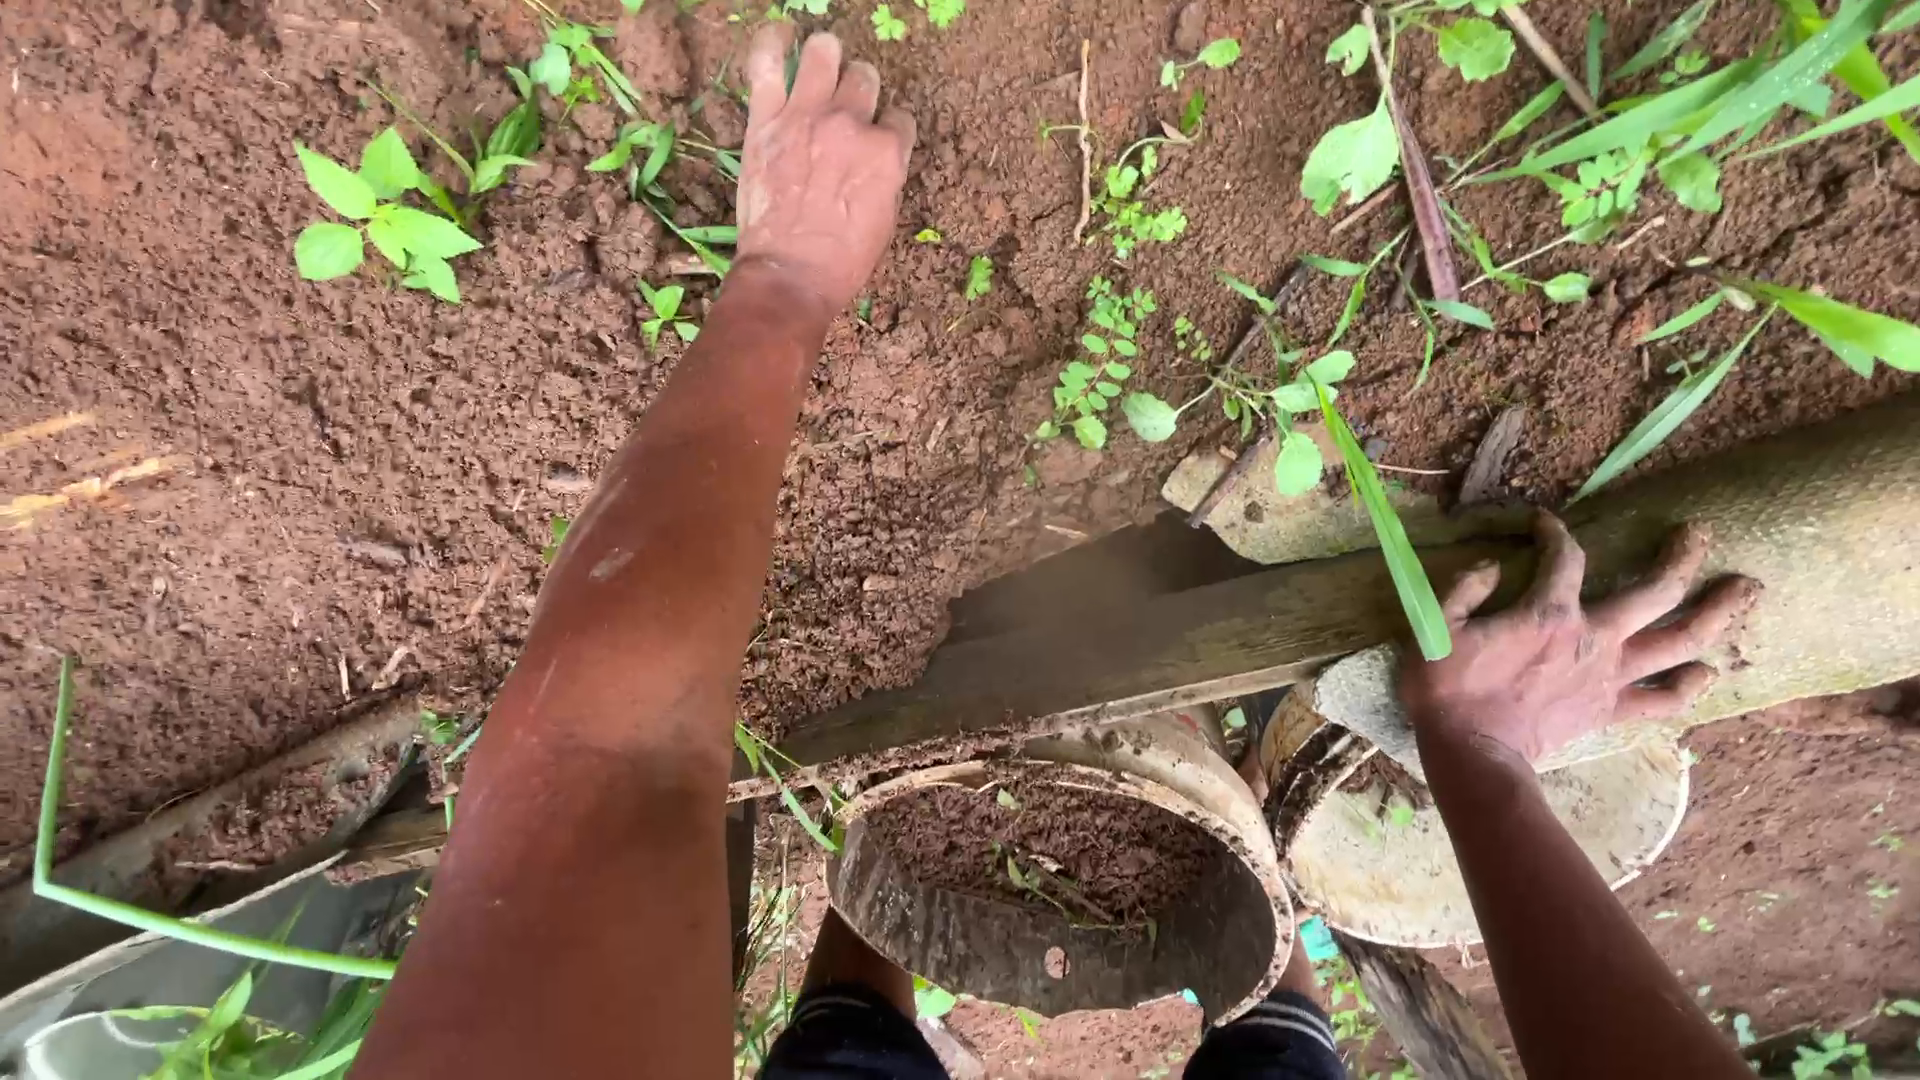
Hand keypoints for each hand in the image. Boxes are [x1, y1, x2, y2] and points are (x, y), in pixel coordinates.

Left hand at [736, 26, 916, 319]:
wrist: (792, 275)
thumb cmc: (843, 263)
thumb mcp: (884, 224)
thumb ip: (886, 179)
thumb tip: (880, 158)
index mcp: (887, 154)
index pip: (900, 119)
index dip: (890, 131)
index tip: (878, 144)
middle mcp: (852, 124)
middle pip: (865, 80)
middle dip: (861, 93)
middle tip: (848, 111)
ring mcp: (807, 115)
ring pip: (825, 53)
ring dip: (827, 59)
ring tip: (821, 68)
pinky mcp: (767, 118)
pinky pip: (768, 59)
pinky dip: (774, 42)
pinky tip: (782, 38)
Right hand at [1398, 512, 1760, 764]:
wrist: (1470, 750)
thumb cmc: (1445, 687)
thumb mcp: (1436, 627)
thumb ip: (1464, 589)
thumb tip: (1491, 565)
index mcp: (1547, 615)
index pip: (1563, 559)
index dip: (1554, 533)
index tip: (1543, 523)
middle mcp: (1593, 639)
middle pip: (1655, 592)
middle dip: (1681, 558)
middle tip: (1699, 534)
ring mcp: (1610, 677)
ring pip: (1681, 640)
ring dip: (1719, 613)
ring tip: (1745, 590)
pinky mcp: (1610, 711)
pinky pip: (1665, 699)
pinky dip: (1692, 684)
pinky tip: (1708, 670)